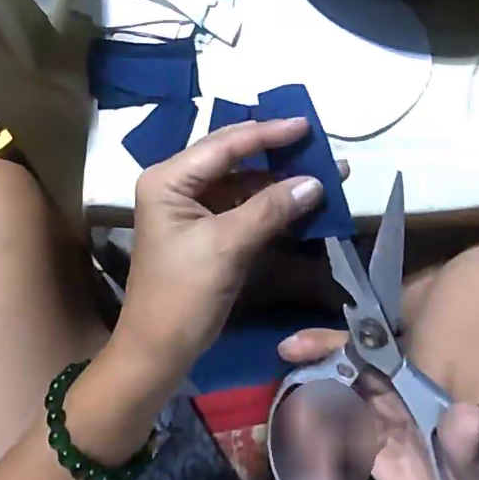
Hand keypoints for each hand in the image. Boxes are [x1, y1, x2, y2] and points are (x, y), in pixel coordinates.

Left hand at [114, 119, 324, 378]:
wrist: (157, 354)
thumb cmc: (182, 295)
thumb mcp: (227, 246)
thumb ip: (271, 208)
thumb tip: (316, 182)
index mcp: (169, 179)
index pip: (225, 144)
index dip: (268, 133)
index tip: (306, 124)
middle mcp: (179, 183)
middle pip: (234, 155)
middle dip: (276, 150)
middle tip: (315, 140)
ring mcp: (193, 205)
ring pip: (244, 179)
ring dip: (280, 177)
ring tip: (321, 168)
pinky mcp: (208, 227)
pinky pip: (245, 203)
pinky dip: (273, 201)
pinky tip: (303, 198)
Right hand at [279, 330, 478, 479]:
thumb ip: (468, 445)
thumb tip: (469, 413)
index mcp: (413, 386)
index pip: (365, 351)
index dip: (329, 344)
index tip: (292, 348)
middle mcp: (390, 396)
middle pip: (336, 378)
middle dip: (306, 398)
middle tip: (290, 436)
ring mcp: (377, 424)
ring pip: (328, 417)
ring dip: (312, 454)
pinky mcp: (369, 455)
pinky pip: (334, 454)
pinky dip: (323, 479)